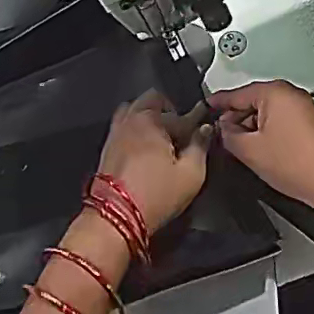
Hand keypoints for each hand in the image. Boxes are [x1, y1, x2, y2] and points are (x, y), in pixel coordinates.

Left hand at [95, 92, 213, 232]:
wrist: (116, 214)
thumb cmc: (155, 195)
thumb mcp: (191, 174)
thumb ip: (200, 147)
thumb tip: (204, 131)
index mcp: (153, 121)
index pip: (182, 115)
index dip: (198, 119)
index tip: (205, 121)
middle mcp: (132, 119)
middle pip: (153, 99)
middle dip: (170, 109)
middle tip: (182, 128)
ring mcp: (117, 130)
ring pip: (134, 107)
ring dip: (149, 113)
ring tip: (162, 132)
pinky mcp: (108, 144)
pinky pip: (123, 122)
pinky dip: (136, 124)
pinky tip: (145, 142)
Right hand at [210, 80, 313, 217]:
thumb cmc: (302, 166)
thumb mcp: (247, 150)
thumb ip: (226, 134)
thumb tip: (222, 129)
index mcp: (274, 93)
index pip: (234, 94)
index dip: (216, 104)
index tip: (206, 108)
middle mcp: (290, 95)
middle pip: (250, 102)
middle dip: (234, 119)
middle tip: (222, 136)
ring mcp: (301, 109)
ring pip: (264, 113)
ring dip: (251, 129)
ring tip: (245, 150)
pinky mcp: (307, 124)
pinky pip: (278, 122)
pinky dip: (266, 134)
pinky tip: (262, 153)